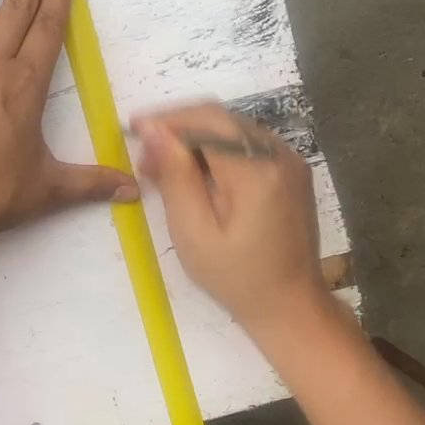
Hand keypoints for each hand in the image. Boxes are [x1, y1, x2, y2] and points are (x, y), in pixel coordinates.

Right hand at [132, 104, 326, 333]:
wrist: (290, 305)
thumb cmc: (236, 277)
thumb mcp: (193, 233)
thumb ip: (176, 177)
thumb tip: (154, 130)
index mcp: (256, 171)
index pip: (207, 121)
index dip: (166, 119)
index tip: (133, 128)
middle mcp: (279, 155)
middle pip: (221, 119)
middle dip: (178, 128)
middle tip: (144, 154)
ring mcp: (289, 161)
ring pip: (233, 129)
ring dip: (195, 138)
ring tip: (163, 167)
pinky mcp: (290, 171)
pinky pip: (246, 145)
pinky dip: (216, 150)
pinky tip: (195, 175)